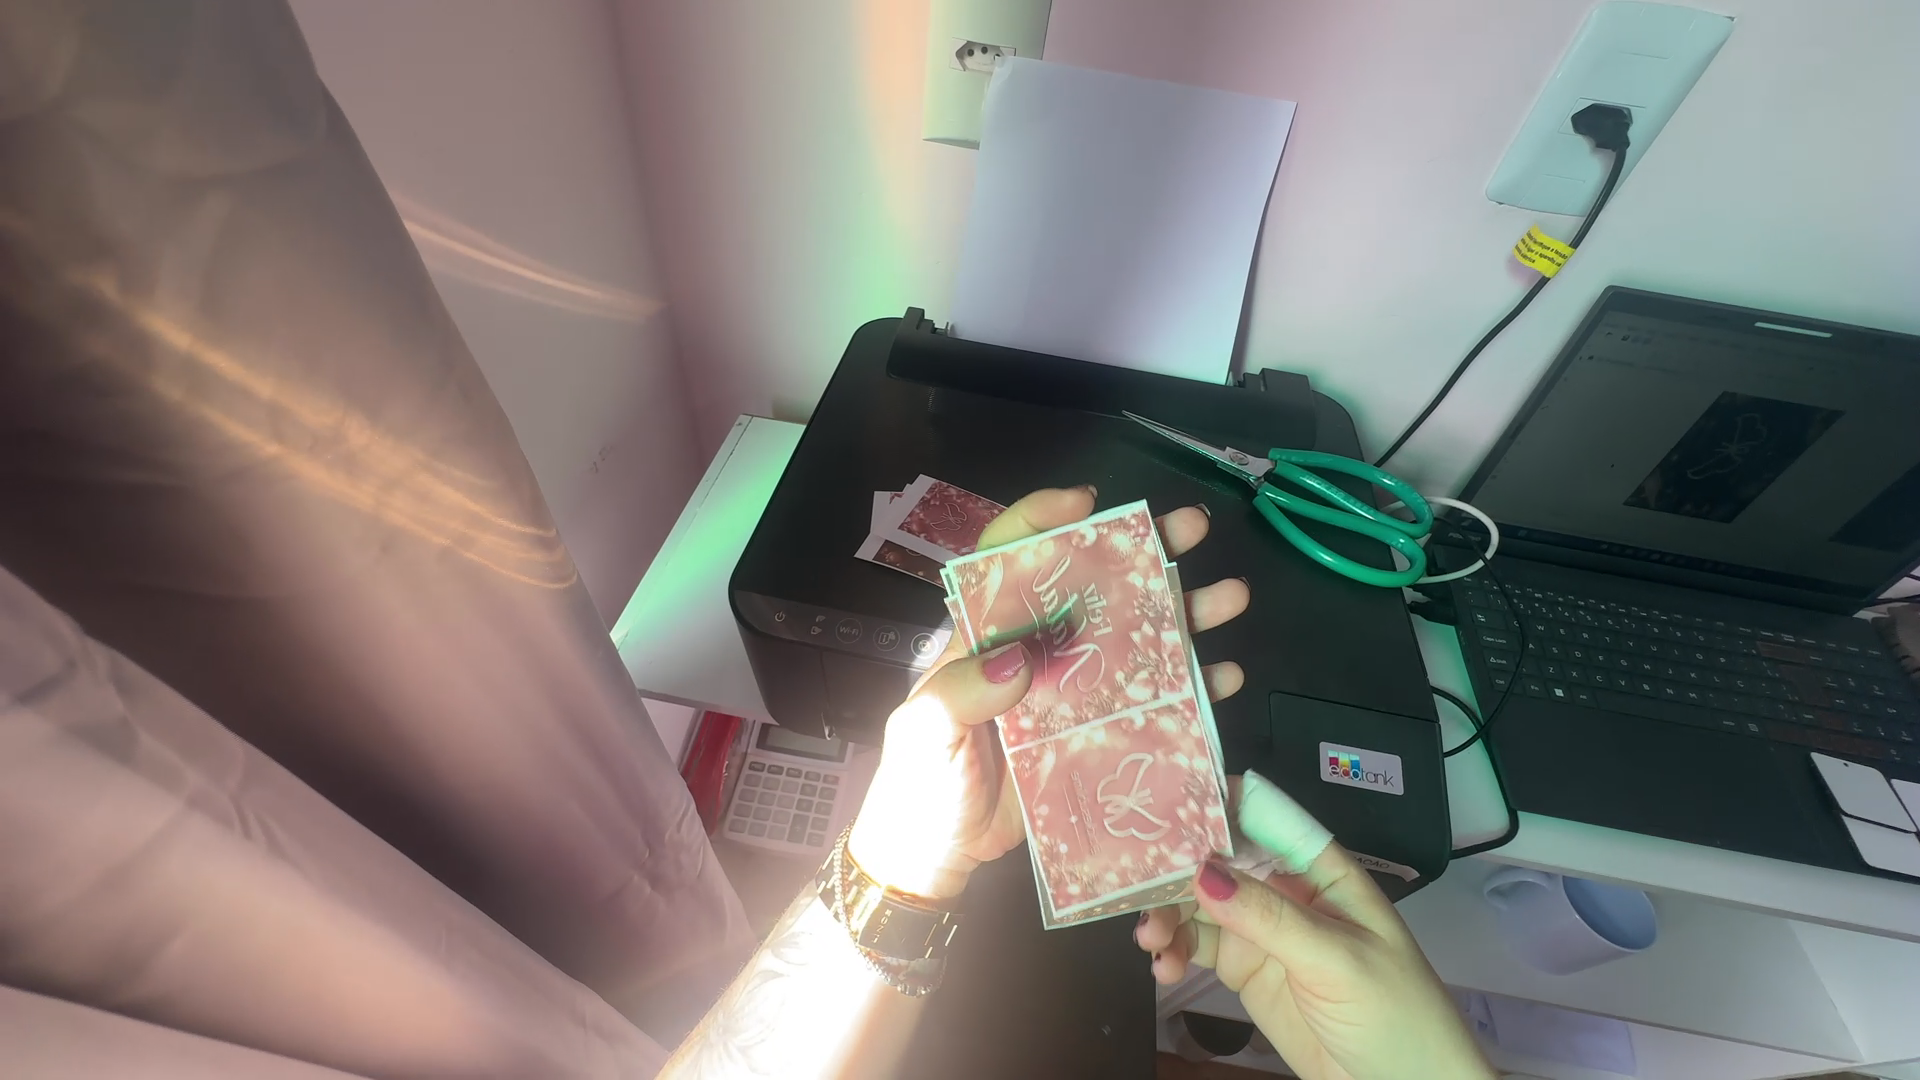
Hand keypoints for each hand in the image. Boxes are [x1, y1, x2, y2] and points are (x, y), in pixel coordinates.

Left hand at [847, 486, 1250, 898]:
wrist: (940, 854)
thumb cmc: (921, 784)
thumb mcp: (925, 731)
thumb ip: (959, 694)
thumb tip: (1016, 661)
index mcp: (986, 635)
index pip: (1007, 556)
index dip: (1041, 519)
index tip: (1087, 501)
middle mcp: (1037, 650)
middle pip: (1091, 585)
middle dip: (1143, 551)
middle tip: (1192, 528)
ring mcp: (1073, 691)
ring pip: (1135, 637)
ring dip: (1185, 612)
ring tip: (1230, 595)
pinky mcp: (1098, 733)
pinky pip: (1152, 701)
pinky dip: (1191, 685)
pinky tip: (1225, 674)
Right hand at [1138, 786, 1493, 1079]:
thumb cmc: (1395, 1017)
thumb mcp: (1337, 960)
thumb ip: (1269, 916)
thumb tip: (1201, 872)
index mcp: (1314, 867)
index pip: (1259, 816)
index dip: (1214, 804)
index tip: (1165, 804)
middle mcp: (1280, 886)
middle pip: (1216, 859)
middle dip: (1176, 869)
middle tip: (1140, 886)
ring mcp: (1258, 927)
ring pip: (1197, 901)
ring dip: (1168, 915)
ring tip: (1151, 942)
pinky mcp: (1241, 966)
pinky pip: (1195, 944)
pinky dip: (1173, 951)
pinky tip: (1164, 967)